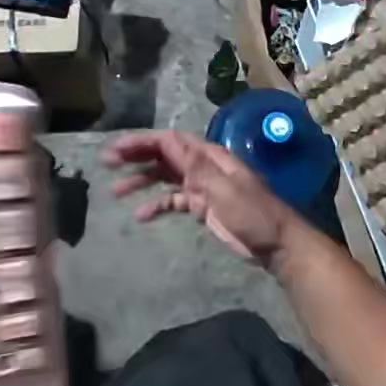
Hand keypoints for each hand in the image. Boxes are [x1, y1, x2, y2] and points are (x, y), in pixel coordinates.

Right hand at [103, 130, 296, 264]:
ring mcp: (202, 186)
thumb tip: (168, 141)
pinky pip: (174, 200)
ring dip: (141, 182)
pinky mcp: (202, 206)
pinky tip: (139, 216)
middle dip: (136, 157)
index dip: (143, 142)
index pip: (171, 141)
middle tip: (107, 163)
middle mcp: (202, 166)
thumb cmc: (254, 214)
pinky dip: (156, 205)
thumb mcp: (225, 190)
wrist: (277, 244)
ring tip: (115, 192)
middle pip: (164, 156)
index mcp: (209, 156)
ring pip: (165, 177)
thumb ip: (195, 167)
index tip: (118, 148)